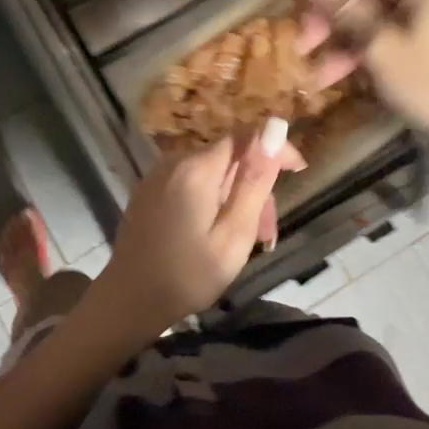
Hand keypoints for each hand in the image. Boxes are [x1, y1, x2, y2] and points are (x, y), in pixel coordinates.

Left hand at [99, 121, 304, 329]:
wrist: (130, 300)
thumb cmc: (189, 275)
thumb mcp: (235, 233)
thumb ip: (255, 181)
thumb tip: (275, 128)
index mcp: (196, 169)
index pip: (245, 136)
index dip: (274, 147)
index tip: (298, 172)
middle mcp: (174, 162)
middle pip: (229, 158)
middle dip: (255, 187)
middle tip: (268, 234)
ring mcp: (157, 176)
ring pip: (211, 174)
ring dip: (235, 199)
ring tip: (248, 241)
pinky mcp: (149, 192)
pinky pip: (191, 184)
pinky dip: (211, 202)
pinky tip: (216, 234)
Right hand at [297, 0, 428, 149]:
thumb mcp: (382, 47)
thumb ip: (344, 5)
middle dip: (331, 12)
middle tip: (305, 40)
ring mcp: (427, 15)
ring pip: (371, 13)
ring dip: (341, 38)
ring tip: (318, 72)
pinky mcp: (428, 39)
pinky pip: (386, 33)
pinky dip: (361, 51)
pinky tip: (338, 77)